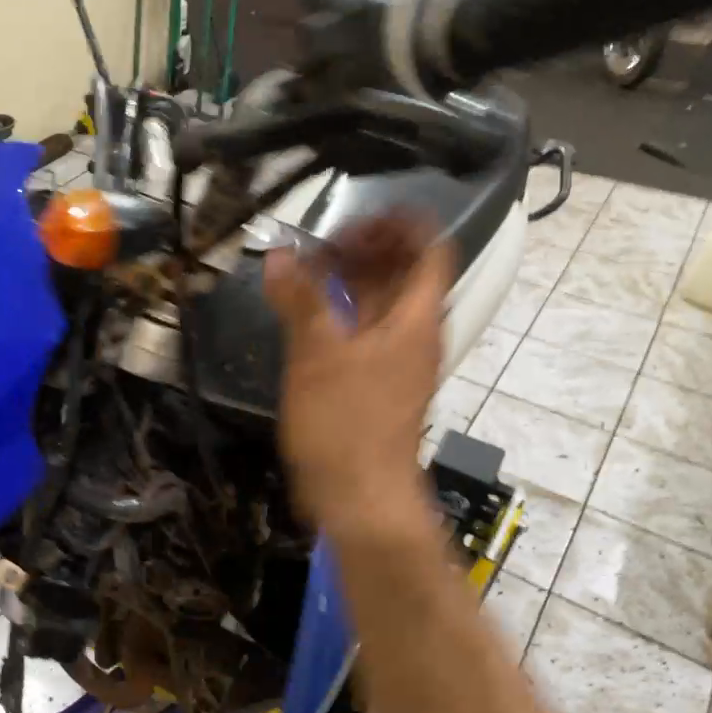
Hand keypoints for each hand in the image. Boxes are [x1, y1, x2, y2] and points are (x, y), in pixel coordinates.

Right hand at [263, 215, 453, 538]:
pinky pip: (362, 332)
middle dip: (365, 249)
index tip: (357, 215)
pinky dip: (338, 314)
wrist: (360, 498)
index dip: (400, 224)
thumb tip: (282, 254)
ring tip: (305, 270)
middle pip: (402, 274)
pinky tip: (303, 315)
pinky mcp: (372, 384)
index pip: (429, 250)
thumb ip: (301, 301)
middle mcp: (412, 334)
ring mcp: (394, 361)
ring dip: (349, 281)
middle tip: (319, 241)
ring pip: (379, 304)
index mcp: (415, 319)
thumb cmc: (346, 423)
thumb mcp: (317, 356)